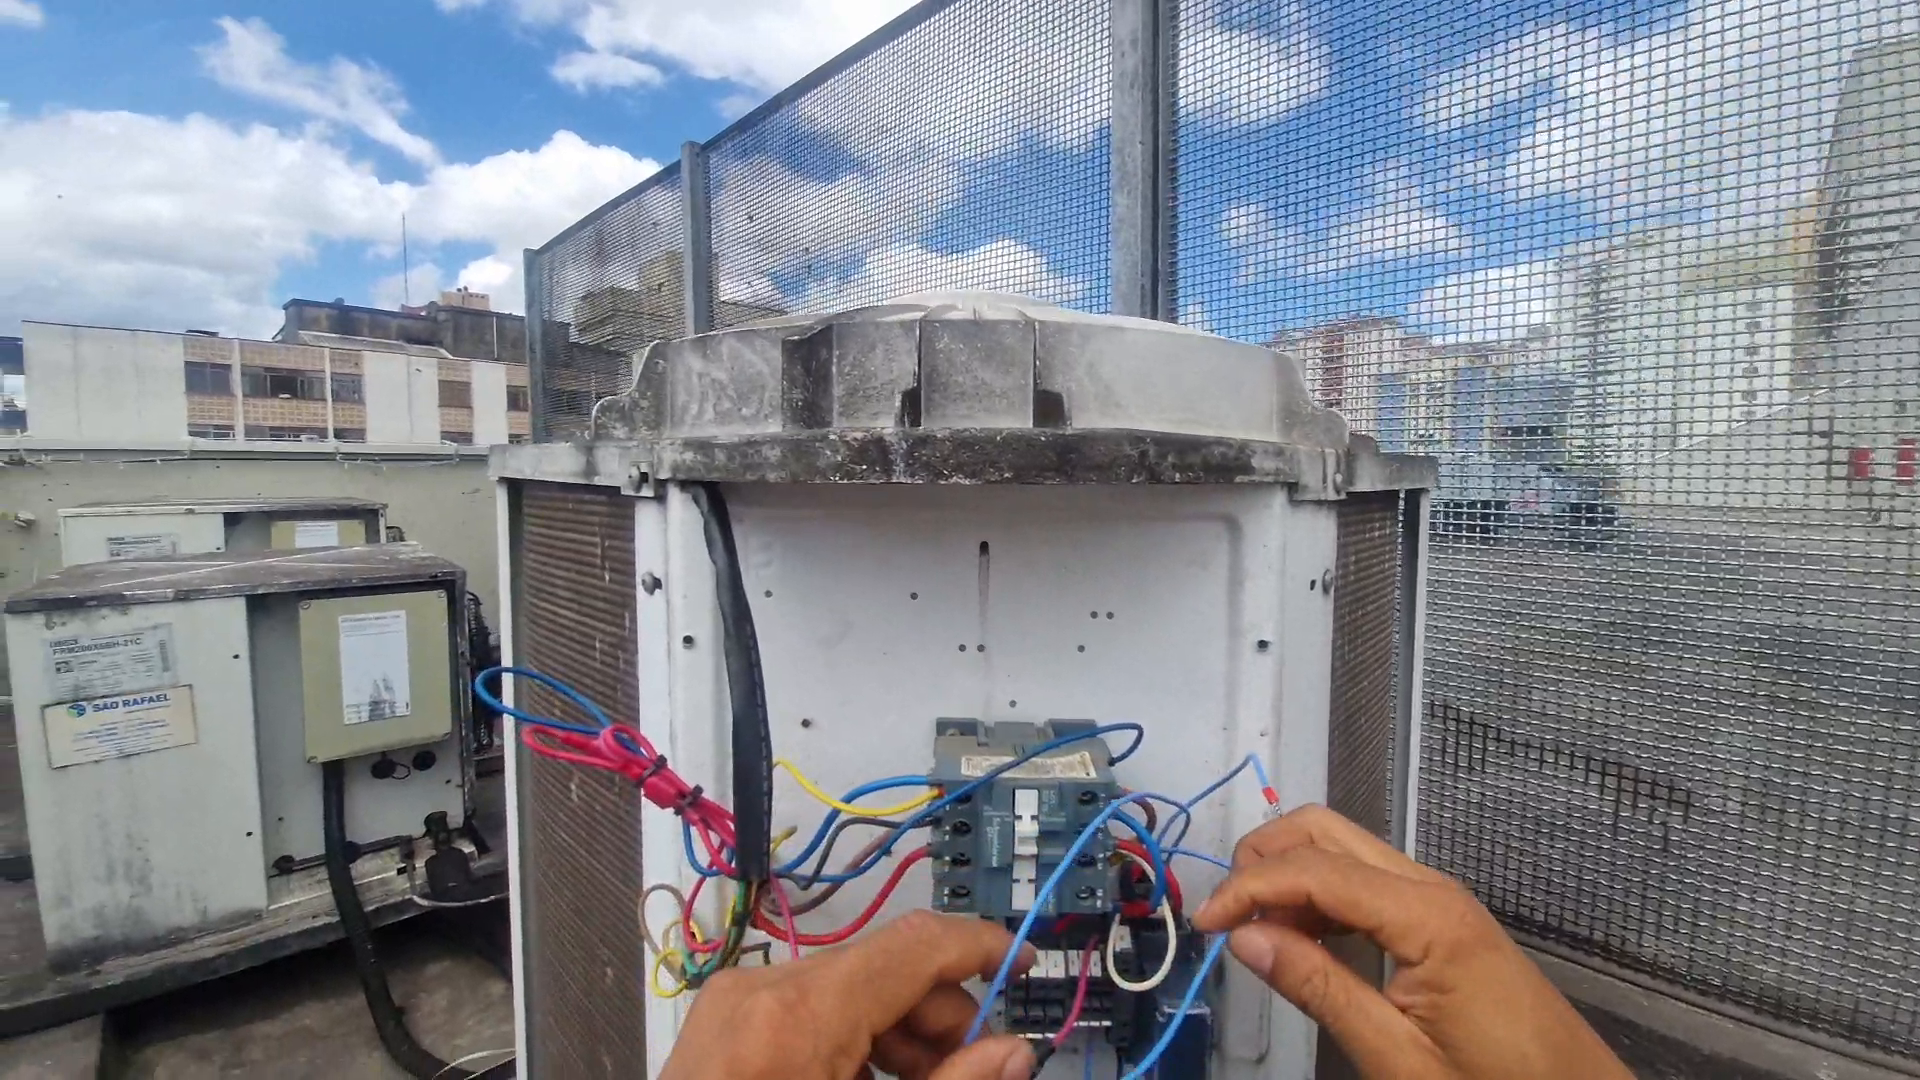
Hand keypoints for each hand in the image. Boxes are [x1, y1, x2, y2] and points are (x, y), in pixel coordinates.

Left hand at [660, 911, 1036, 1079]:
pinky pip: (810, 1009)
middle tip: (973, 1069)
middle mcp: (765, 985)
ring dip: (897, 1031)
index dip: (978, 946)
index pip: (914, 945)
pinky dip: (852, 1041)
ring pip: (848, 987)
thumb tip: (1015, 1053)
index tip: (1022, 963)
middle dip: (938, 1014)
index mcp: (800, 1012)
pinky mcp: (723, 1019)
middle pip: (883, 968)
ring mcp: (737, 999)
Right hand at [1192, 805, 1630, 1079]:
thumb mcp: (1402, 1061)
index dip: (1247, 888)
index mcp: (1424, 914)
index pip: (1311, 869)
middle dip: (1263, 856)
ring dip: (1287, 871)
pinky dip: (1316, 891)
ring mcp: (1434, 894)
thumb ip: (1319, 989)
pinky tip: (1303, 937)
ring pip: (1337, 845)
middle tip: (1230, 912)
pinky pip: (1360, 877)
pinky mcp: (1437, 914)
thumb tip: (1242, 936)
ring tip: (1260, 930)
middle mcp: (1427, 884)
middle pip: (1321, 828)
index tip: (1204, 924)